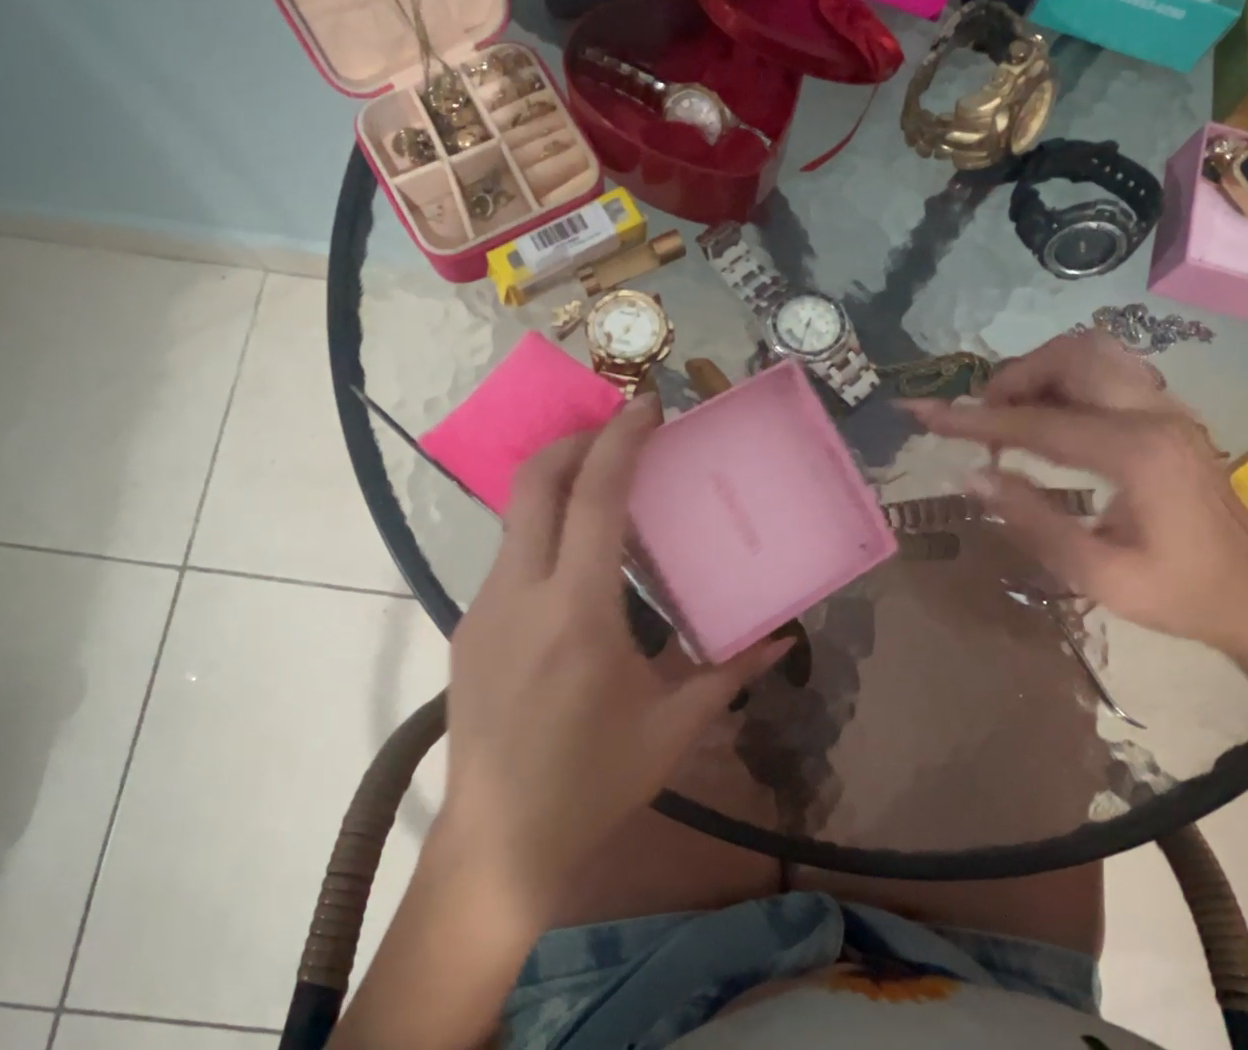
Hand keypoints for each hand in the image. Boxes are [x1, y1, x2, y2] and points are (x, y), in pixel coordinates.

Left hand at [441, 396, 786, 917]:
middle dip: (578, 440)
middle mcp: (520, 594)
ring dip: (558, 487)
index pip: (595, 497)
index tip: (647, 407)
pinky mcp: (466, 629)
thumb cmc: (594, 784)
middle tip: (622, 433)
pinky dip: (543, 534)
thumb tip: (781, 638)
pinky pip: (508, 559)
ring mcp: (482, 609)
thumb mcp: (671, 728)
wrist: (499, 839)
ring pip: (516, 518)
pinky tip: (576, 567)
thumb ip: (728, 673)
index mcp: (578, 612)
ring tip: (606, 494)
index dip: (622, 440)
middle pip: (535, 482)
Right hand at [904, 333, 1247, 649]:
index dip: (973, 420)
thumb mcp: (1097, 574)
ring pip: (1093, 354)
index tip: (925, 415)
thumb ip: (1032, 520)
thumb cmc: (1180, 595)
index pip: (1036, 423)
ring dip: (1041, 372)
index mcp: (1136, 453)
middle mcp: (1154, 415)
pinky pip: (1110, 373)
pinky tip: (1048, 422)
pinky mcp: (1171, 418)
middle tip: (980, 420)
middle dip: (1013, 377)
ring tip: (1009, 418)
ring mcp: (1168, 410)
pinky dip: (1066, 382)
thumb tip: (970, 478)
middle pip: (1072, 356)